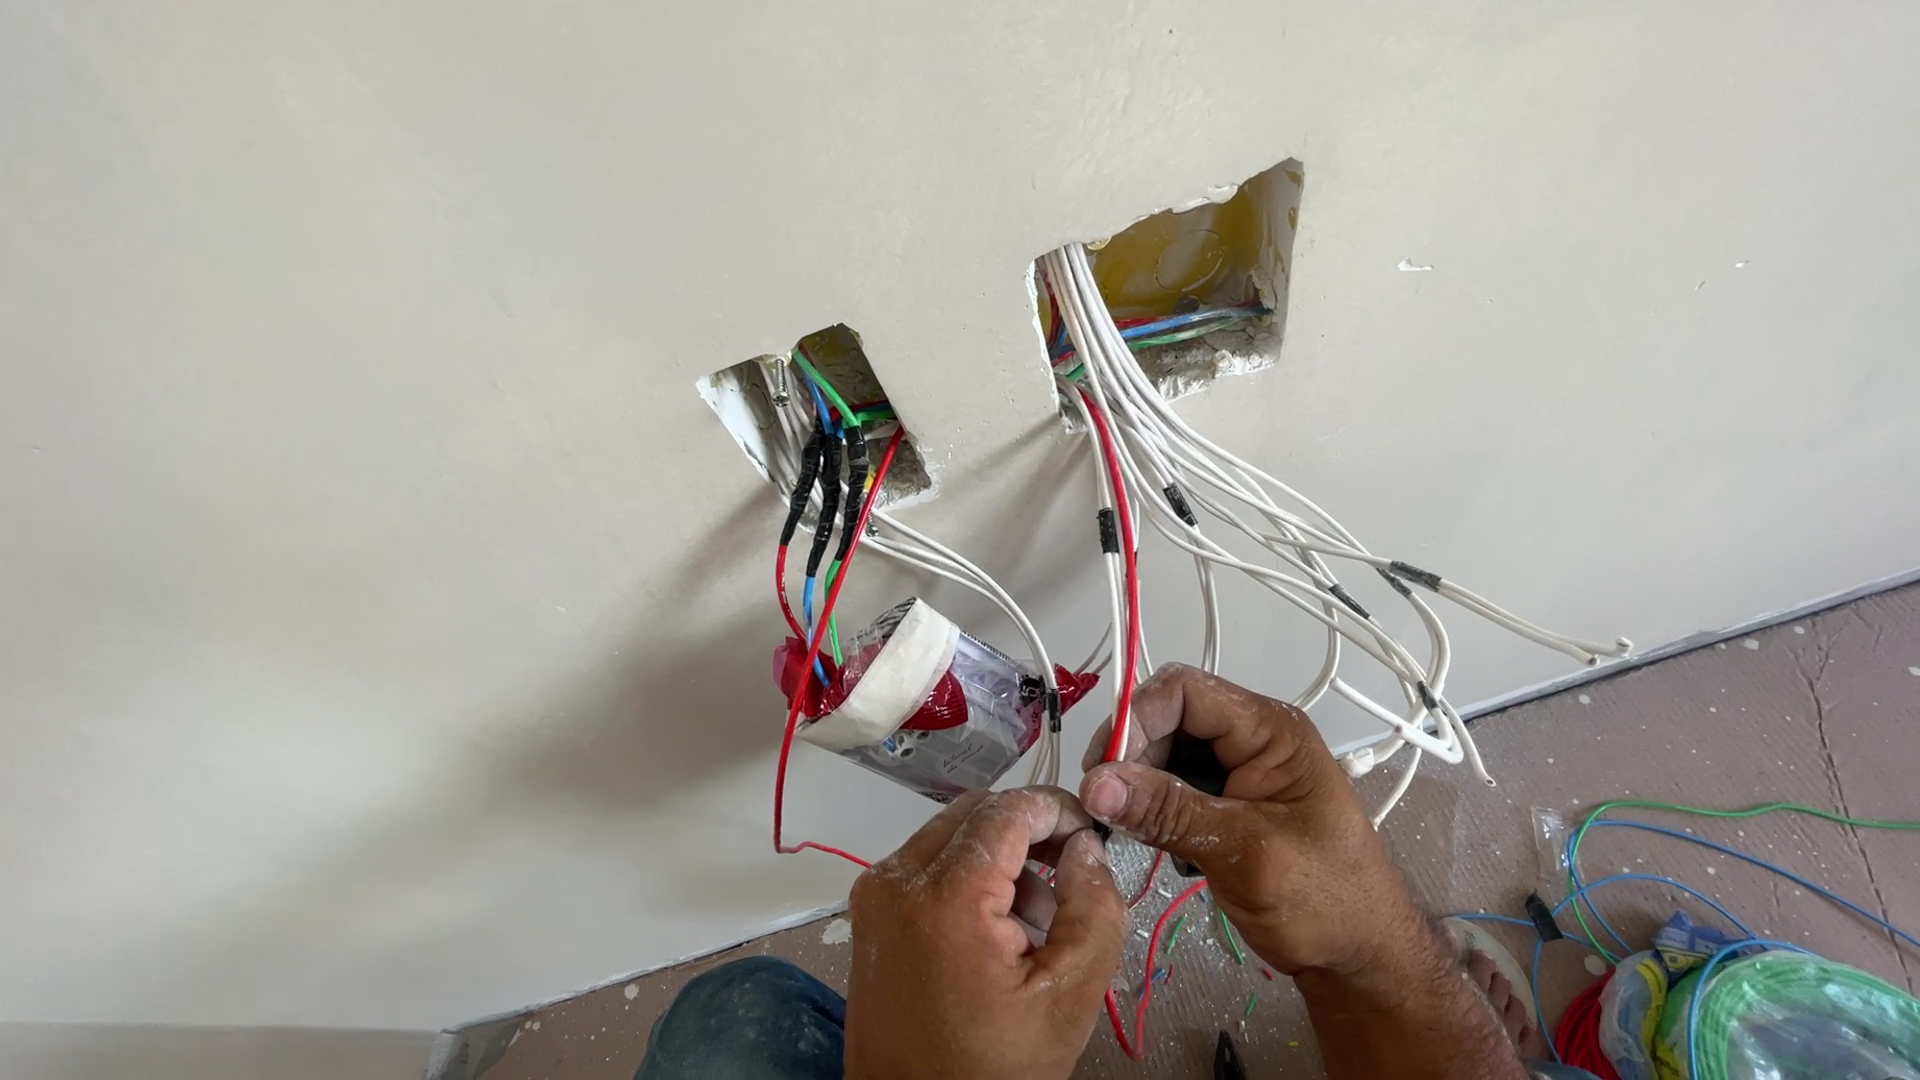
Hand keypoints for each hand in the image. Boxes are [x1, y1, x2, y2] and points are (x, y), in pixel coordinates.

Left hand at [843, 786, 1126, 1079]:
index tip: (1090, 832)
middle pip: (977, 811)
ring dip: (1001, 851)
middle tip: (1070, 867)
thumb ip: (1094, 910)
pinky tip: (996, 923)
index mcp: (945, 898)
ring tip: (1037, 916)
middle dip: (1030, 828)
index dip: (1055, 809)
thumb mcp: (1067, 999)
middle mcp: (898, 878)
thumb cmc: (992, 1070)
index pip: (1007, 811)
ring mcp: (877, 890)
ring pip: (953, 829)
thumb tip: (1087, 846)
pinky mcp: (870, 906)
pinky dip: (969, 869)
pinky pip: (930, 857)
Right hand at [1077, 664, 1422, 977]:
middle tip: (1108, 805)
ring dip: (1139, 783)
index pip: (1183, 691)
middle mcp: (1250, 736)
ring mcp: (1237, 766)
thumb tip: (1094, 785)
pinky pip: (1171, 781)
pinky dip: (1152, 805)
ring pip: (1164, 749)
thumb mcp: (1244, 854)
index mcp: (1270, 729)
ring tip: (1132, 827)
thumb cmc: (1324, 902)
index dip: (1136, 720)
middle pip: (1168, 716)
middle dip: (1132, 754)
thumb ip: (1169, 813)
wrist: (1362, 961)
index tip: (1103, 772)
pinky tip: (1157, 839)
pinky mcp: (1224, 796)